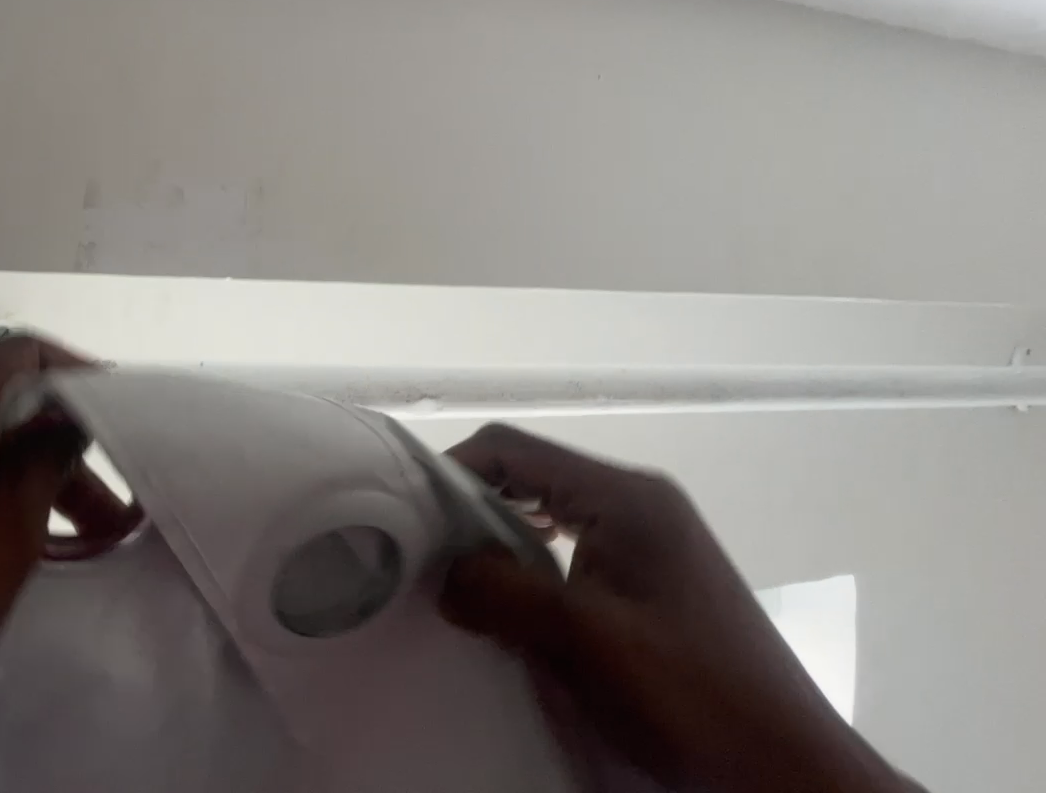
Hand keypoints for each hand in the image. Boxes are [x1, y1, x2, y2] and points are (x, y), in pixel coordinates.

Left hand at [0, 334, 98, 688]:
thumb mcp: (5, 531)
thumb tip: (64, 422)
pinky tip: (8, 539)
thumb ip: (45, 461)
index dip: (78, 376)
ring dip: (21, 475)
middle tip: (106, 511)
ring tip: (72, 538)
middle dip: (57, 449)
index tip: (117, 419)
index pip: (21, 352)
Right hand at [438, 425, 906, 792]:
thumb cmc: (692, 696)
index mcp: (624, 496)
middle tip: (429, 547)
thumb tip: (442, 574)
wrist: (793, 778)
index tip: (414, 515)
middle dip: (470, 503)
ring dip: (495, 534)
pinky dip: (525, 558)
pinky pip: (565, 541)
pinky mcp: (648, 571)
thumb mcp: (582, 640)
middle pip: (525, 470)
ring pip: (542, 507)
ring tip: (462, 574)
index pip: (511, 447)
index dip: (453, 470)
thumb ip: (499, 591)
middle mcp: (635, 499)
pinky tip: (512, 595)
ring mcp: (646, 535)